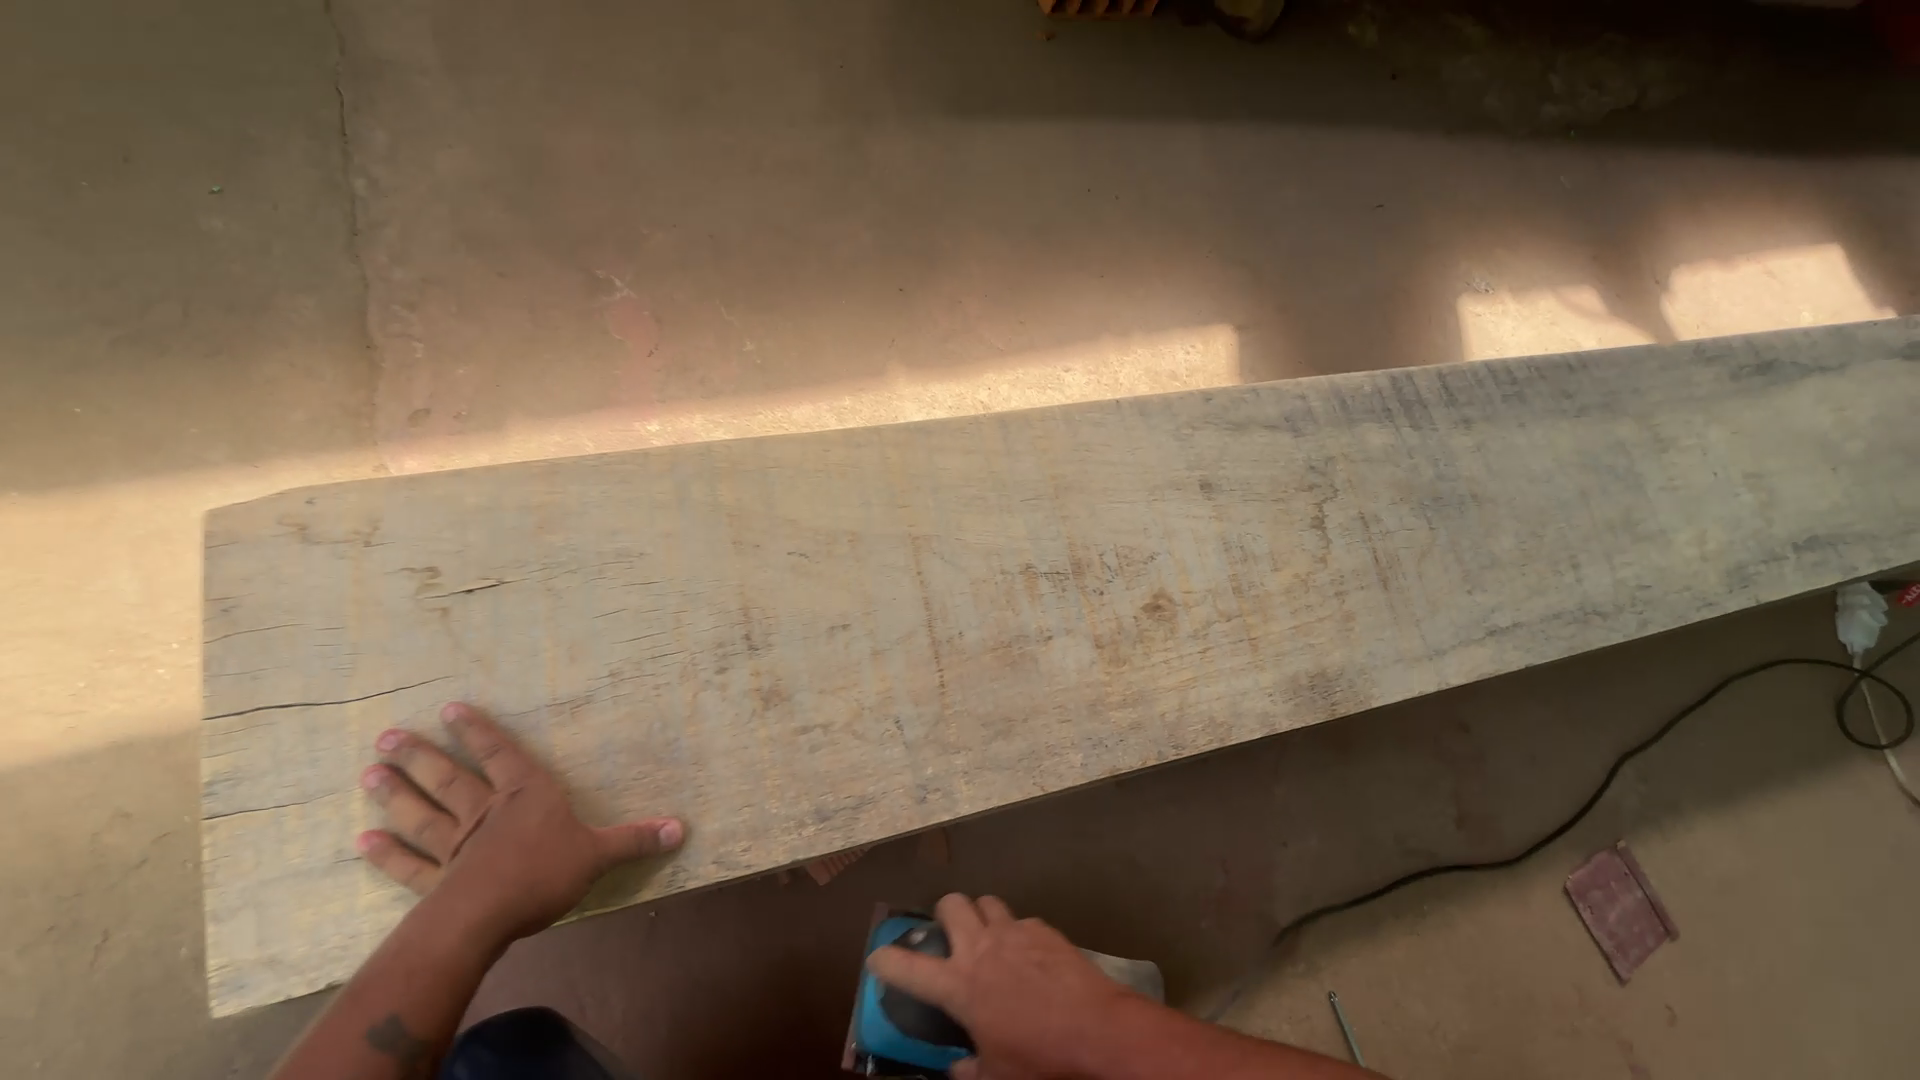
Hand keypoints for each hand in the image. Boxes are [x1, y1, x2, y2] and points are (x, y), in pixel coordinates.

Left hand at [357, 701, 684, 946]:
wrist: (487, 917)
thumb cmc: (545, 874)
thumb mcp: (599, 854)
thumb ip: (635, 840)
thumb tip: (682, 828)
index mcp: (526, 796)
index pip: (501, 755)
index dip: (478, 732)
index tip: (450, 709)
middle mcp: (487, 813)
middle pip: (451, 779)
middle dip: (422, 756)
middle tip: (387, 736)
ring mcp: (456, 847)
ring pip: (424, 813)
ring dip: (397, 794)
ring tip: (369, 772)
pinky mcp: (435, 882)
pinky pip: (408, 864)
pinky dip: (385, 853)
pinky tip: (363, 840)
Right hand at [866, 893, 1134, 1079]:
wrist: (1098, 1032)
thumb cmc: (1040, 1059)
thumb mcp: (997, 1076)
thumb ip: (970, 1069)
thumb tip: (957, 1068)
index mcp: (960, 986)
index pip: (908, 968)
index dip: (886, 960)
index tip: (877, 957)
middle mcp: (981, 948)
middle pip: (950, 904)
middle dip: (944, 913)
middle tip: (949, 934)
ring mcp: (1014, 932)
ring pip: (987, 901)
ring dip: (981, 915)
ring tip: (988, 937)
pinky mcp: (1045, 929)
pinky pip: (1021, 919)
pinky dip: (1017, 932)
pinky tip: (1028, 954)